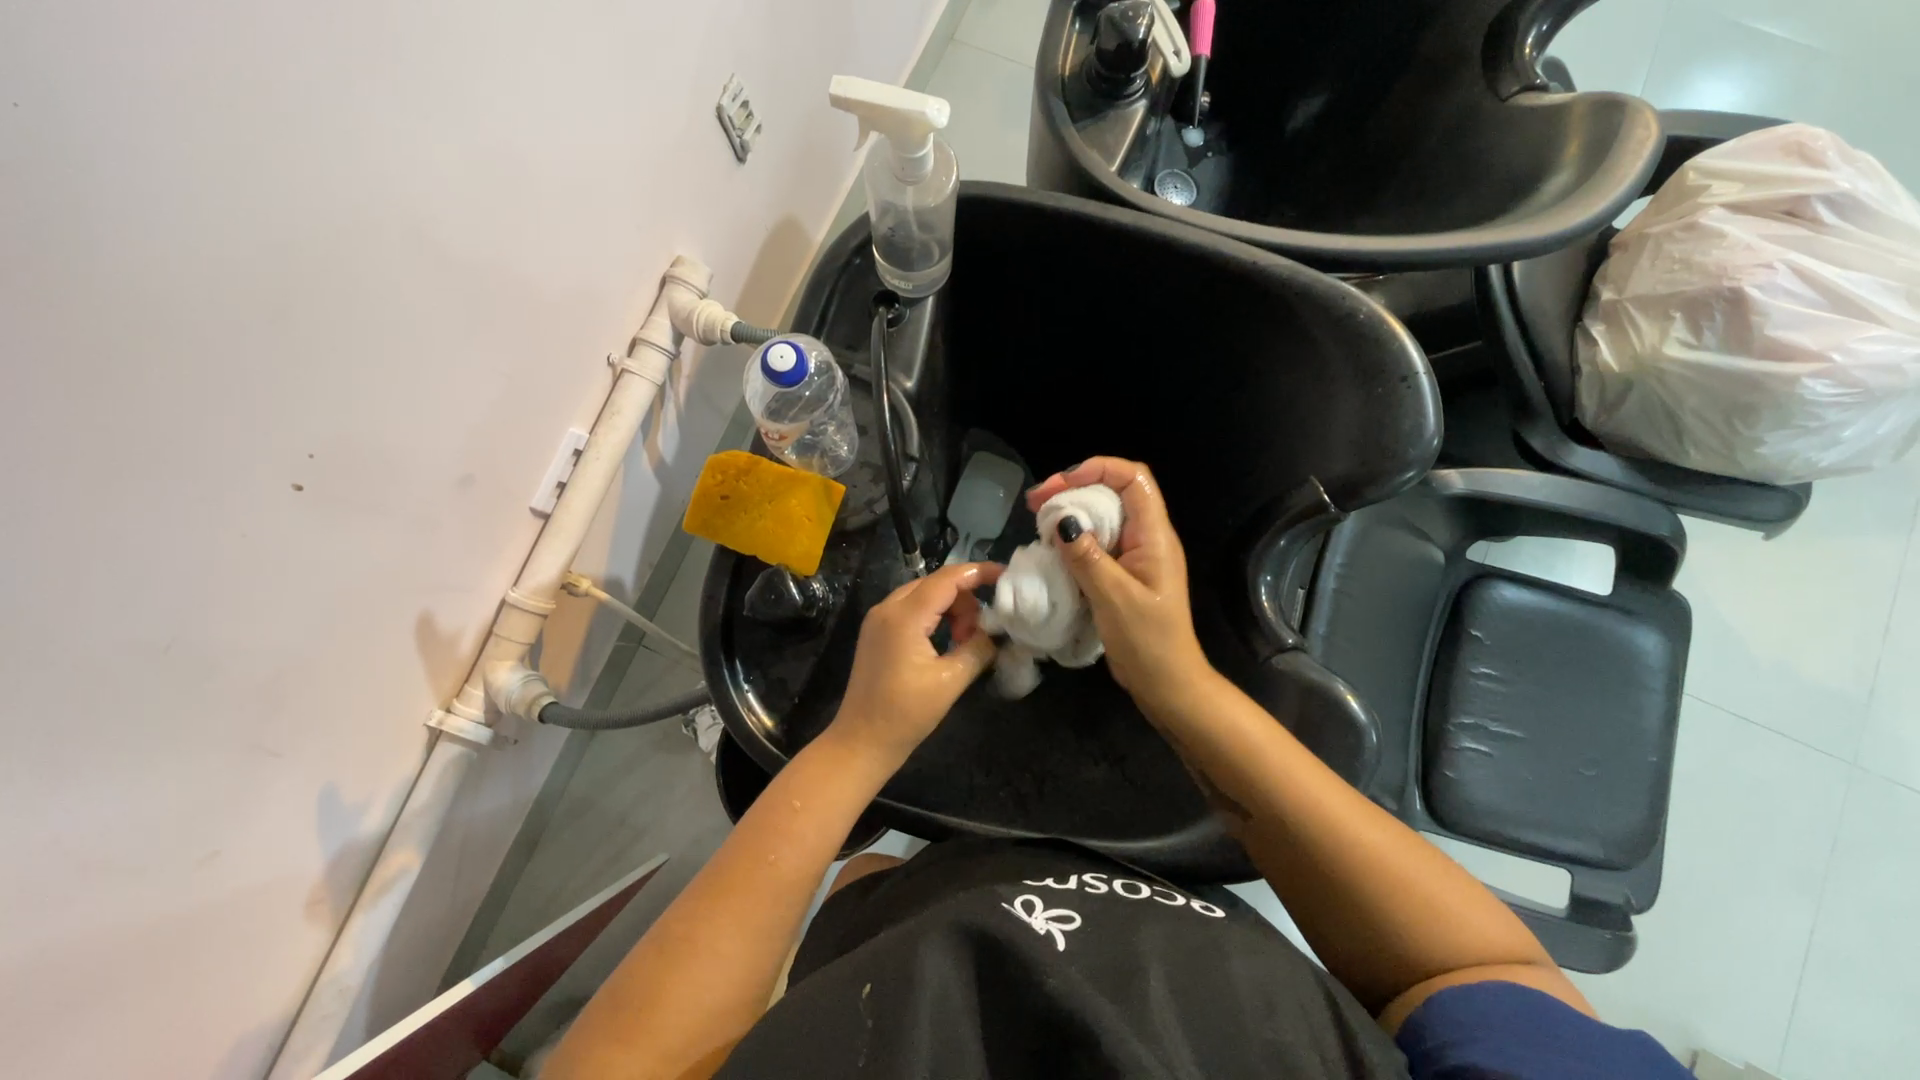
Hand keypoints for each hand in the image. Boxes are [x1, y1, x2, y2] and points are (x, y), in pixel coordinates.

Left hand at [830, 561, 1003, 767]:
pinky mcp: (876, 632)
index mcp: (904, 616)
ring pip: (924, 595)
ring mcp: (878, 619)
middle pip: (935, 583)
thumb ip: (978, 648)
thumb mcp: (950, 681)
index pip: (947, 579)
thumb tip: (996, 632)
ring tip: (962, 642)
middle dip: (965, 599)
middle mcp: (887, 608)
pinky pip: (911, 609)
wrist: (862, 741)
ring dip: (950, 609)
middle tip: (980, 632)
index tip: (1005, 576)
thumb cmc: (906, 714)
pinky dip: (933, 617)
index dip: (978, 573)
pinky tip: (944, 643)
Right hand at [1027, 457, 1210, 706]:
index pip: (1132, 478)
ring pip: (1103, 517)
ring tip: (1038, 525)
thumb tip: (1061, 520)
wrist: (1166, 683)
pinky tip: (1051, 552)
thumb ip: (1087, 557)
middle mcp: (1146, 539)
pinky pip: (1097, 544)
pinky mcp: (1122, 575)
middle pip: (1113, 492)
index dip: (1097, 469)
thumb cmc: (1148, 641)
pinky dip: (1073, 541)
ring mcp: (1135, 557)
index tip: (1059, 486)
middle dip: (1075, 488)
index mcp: (1154, 536)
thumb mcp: (1114, 598)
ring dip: (1071, 515)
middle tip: (1036, 505)